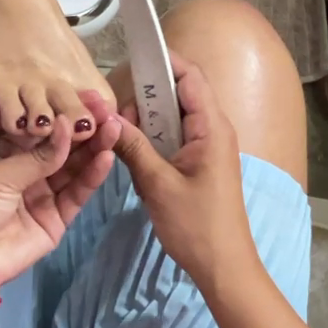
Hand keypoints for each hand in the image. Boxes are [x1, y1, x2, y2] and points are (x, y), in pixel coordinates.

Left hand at [0, 93, 120, 291]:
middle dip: (86, 129)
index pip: (43, 129)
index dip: (66, 114)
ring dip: (94, 149)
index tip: (91, 98)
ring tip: (114, 130)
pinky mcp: (56, 220)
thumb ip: (38, 155)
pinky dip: (91, 177)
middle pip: (63, 148)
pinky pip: (76, 195)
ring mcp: (44, 196)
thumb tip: (68, 125)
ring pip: (74, 169)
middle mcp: (28, 171)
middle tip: (110, 111)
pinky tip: (105, 158)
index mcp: (7, 153)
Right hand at [111, 53, 258, 287]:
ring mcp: (206, 148)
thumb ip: (131, 146)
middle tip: (116, 115)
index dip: (162, 61)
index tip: (130, 60)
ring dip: (145, 121)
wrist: (223, 266)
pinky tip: (132, 155)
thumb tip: (104, 117)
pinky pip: (172, 139)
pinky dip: (152, 140)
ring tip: (120, 136)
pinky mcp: (198, 165)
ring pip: (172, 118)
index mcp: (211, 127)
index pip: (189, 75)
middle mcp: (212, 130)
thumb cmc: (196, 225)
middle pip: (178, 93)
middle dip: (145, 96)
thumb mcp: (157, 184)